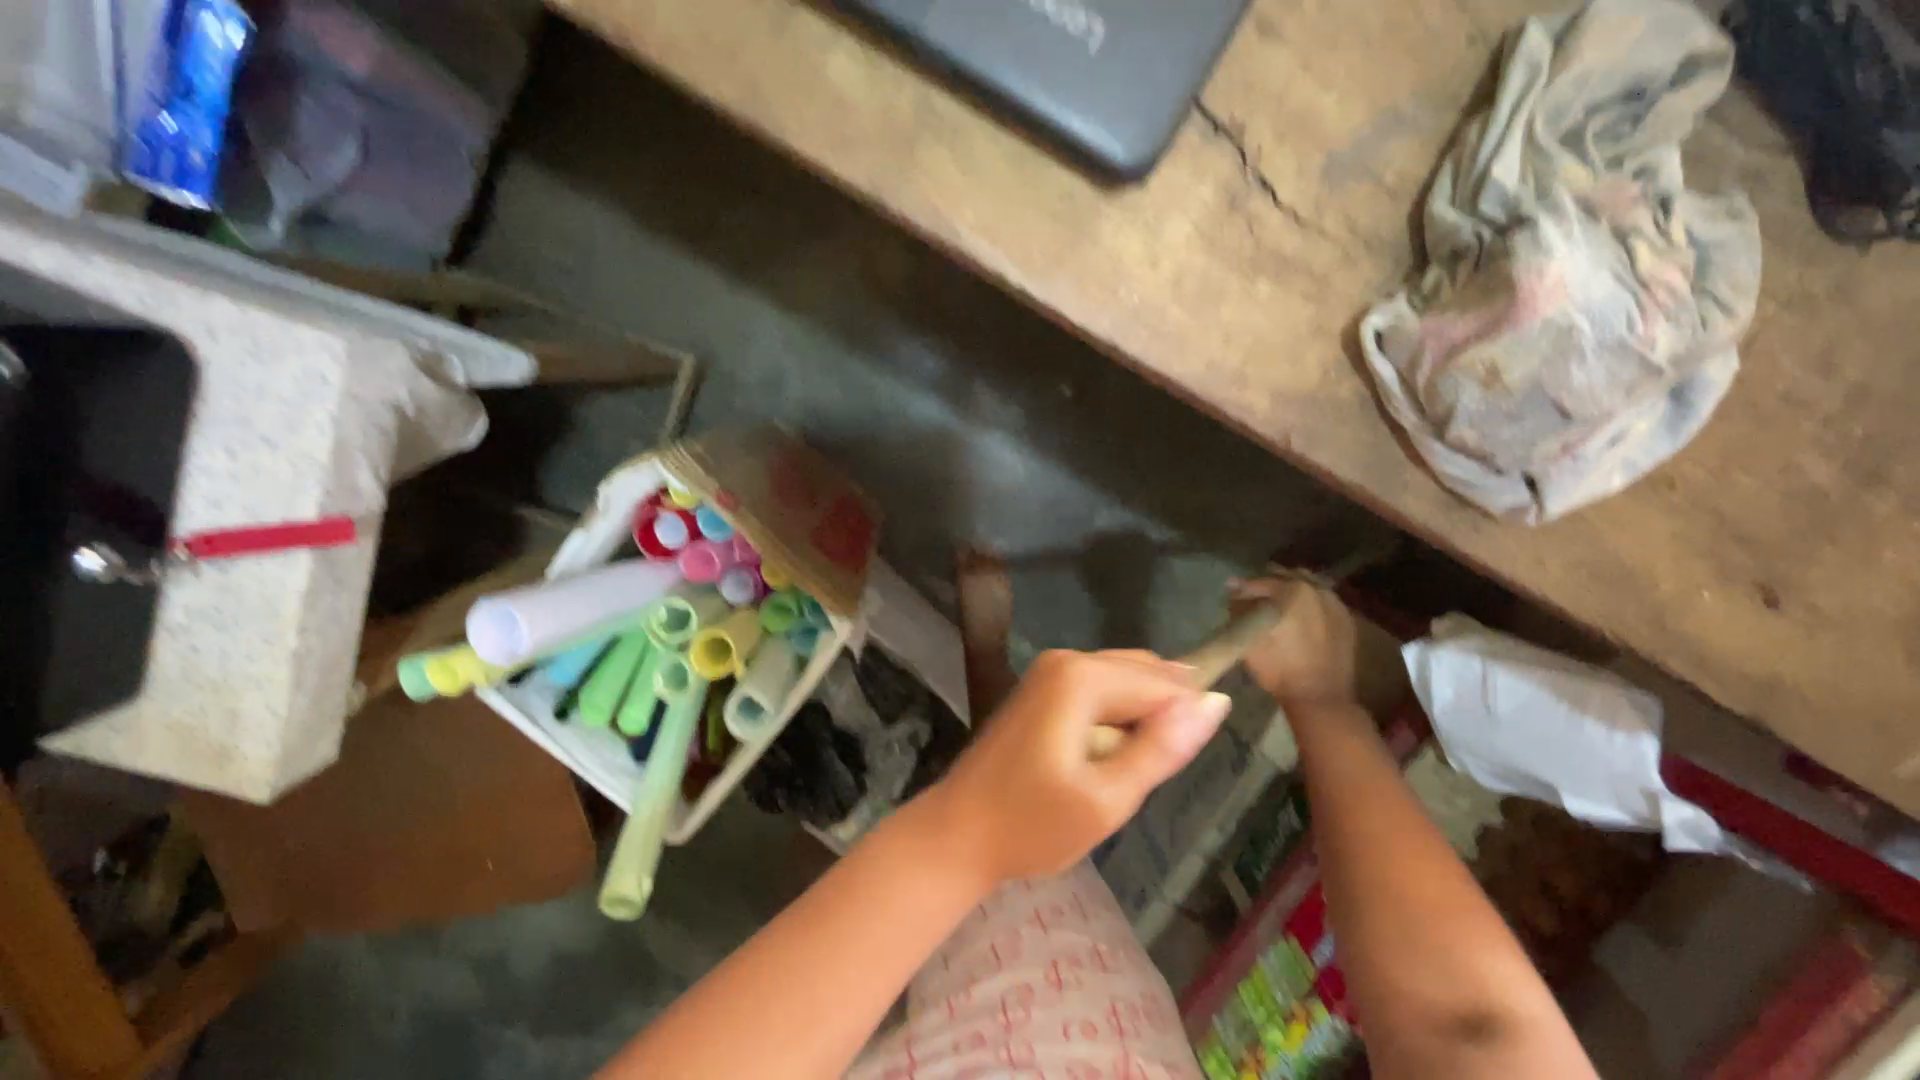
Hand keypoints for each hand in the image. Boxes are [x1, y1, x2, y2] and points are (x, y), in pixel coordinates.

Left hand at [925, 650, 1230, 883]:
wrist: (957, 835)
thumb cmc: (1031, 826)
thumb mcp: (1107, 799)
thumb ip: (1161, 749)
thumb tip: (1216, 703)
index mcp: (1082, 678)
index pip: (1166, 685)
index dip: (1185, 726)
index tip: (1175, 770)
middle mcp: (1067, 660)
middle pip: (1145, 674)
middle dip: (1162, 717)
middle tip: (1151, 774)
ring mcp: (1050, 672)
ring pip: (1125, 682)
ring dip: (1140, 720)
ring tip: (1130, 771)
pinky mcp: (1042, 690)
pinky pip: (1101, 691)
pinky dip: (1117, 720)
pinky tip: (1109, 761)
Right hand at [1232, 578, 1358, 711]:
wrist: (1320, 696)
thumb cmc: (1279, 667)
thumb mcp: (1248, 639)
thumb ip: (1239, 608)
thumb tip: (1233, 586)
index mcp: (1291, 589)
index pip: (1259, 582)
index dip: (1242, 591)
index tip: (1232, 599)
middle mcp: (1316, 589)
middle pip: (1286, 578)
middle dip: (1269, 587)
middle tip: (1255, 602)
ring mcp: (1335, 604)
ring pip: (1307, 588)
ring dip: (1291, 594)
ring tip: (1279, 609)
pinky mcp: (1346, 620)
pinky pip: (1323, 603)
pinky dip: (1309, 606)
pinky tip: (1301, 619)